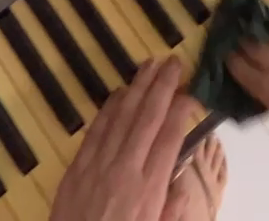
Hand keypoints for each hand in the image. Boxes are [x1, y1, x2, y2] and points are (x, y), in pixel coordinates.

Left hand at [49, 57, 200, 220]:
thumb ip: (170, 213)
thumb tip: (180, 182)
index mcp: (148, 191)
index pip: (169, 138)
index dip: (181, 110)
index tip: (192, 91)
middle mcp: (124, 171)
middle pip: (146, 118)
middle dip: (162, 86)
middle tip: (174, 62)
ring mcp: (97, 167)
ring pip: (121, 116)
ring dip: (137, 88)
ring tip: (150, 65)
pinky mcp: (75, 170)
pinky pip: (95, 130)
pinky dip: (109, 108)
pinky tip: (119, 93)